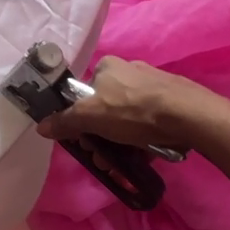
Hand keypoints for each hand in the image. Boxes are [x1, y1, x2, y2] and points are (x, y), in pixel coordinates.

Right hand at [35, 57, 211, 148]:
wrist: (189, 115)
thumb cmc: (133, 111)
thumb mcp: (91, 117)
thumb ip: (65, 122)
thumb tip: (40, 127)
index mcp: (107, 66)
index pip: (85, 93)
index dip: (82, 119)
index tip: (86, 142)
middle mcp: (129, 70)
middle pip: (106, 107)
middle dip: (102, 136)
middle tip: (104, 158)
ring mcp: (153, 85)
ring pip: (128, 117)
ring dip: (122, 142)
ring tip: (125, 163)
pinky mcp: (173, 100)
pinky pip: (150, 122)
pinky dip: (144, 139)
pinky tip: (147, 155)